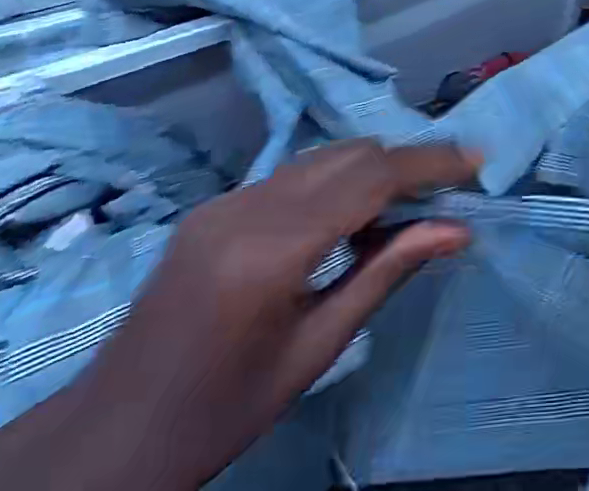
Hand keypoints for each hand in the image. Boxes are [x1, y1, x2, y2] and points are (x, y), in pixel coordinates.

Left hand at [0, 141, 477, 490]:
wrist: (111, 434)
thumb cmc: (222, 411)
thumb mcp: (315, 350)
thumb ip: (386, 275)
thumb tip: (456, 231)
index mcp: (270, 249)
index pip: (369, 179)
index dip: (430, 164)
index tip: (477, 161)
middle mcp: (246, 205)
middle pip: (348, 155)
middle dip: (406, 165)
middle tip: (450, 194)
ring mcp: (224, 200)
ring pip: (321, 158)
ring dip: (372, 172)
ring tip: (407, 212)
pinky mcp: (214, 207)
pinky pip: (292, 177)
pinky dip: (335, 185)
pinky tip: (348, 225)